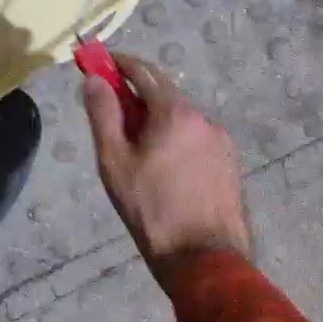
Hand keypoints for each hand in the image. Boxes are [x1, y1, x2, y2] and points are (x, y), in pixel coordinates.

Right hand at [81, 52, 250, 277]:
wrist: (205, 261)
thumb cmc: (151, 207)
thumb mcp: (114, 159)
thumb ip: (102, 112)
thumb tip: (93, 78)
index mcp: (175, 113)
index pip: (142, 71)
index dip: (116, 62)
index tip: (95, 61)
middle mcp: (203, 119)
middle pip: (162, 91)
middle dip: (133, 89)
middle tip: (108, 101)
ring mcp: (221, 143)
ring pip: (179, 115)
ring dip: (154, 114)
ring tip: (132, 140)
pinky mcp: (229, 165)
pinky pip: (194, 135)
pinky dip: (173, 133)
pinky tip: (160, 159)